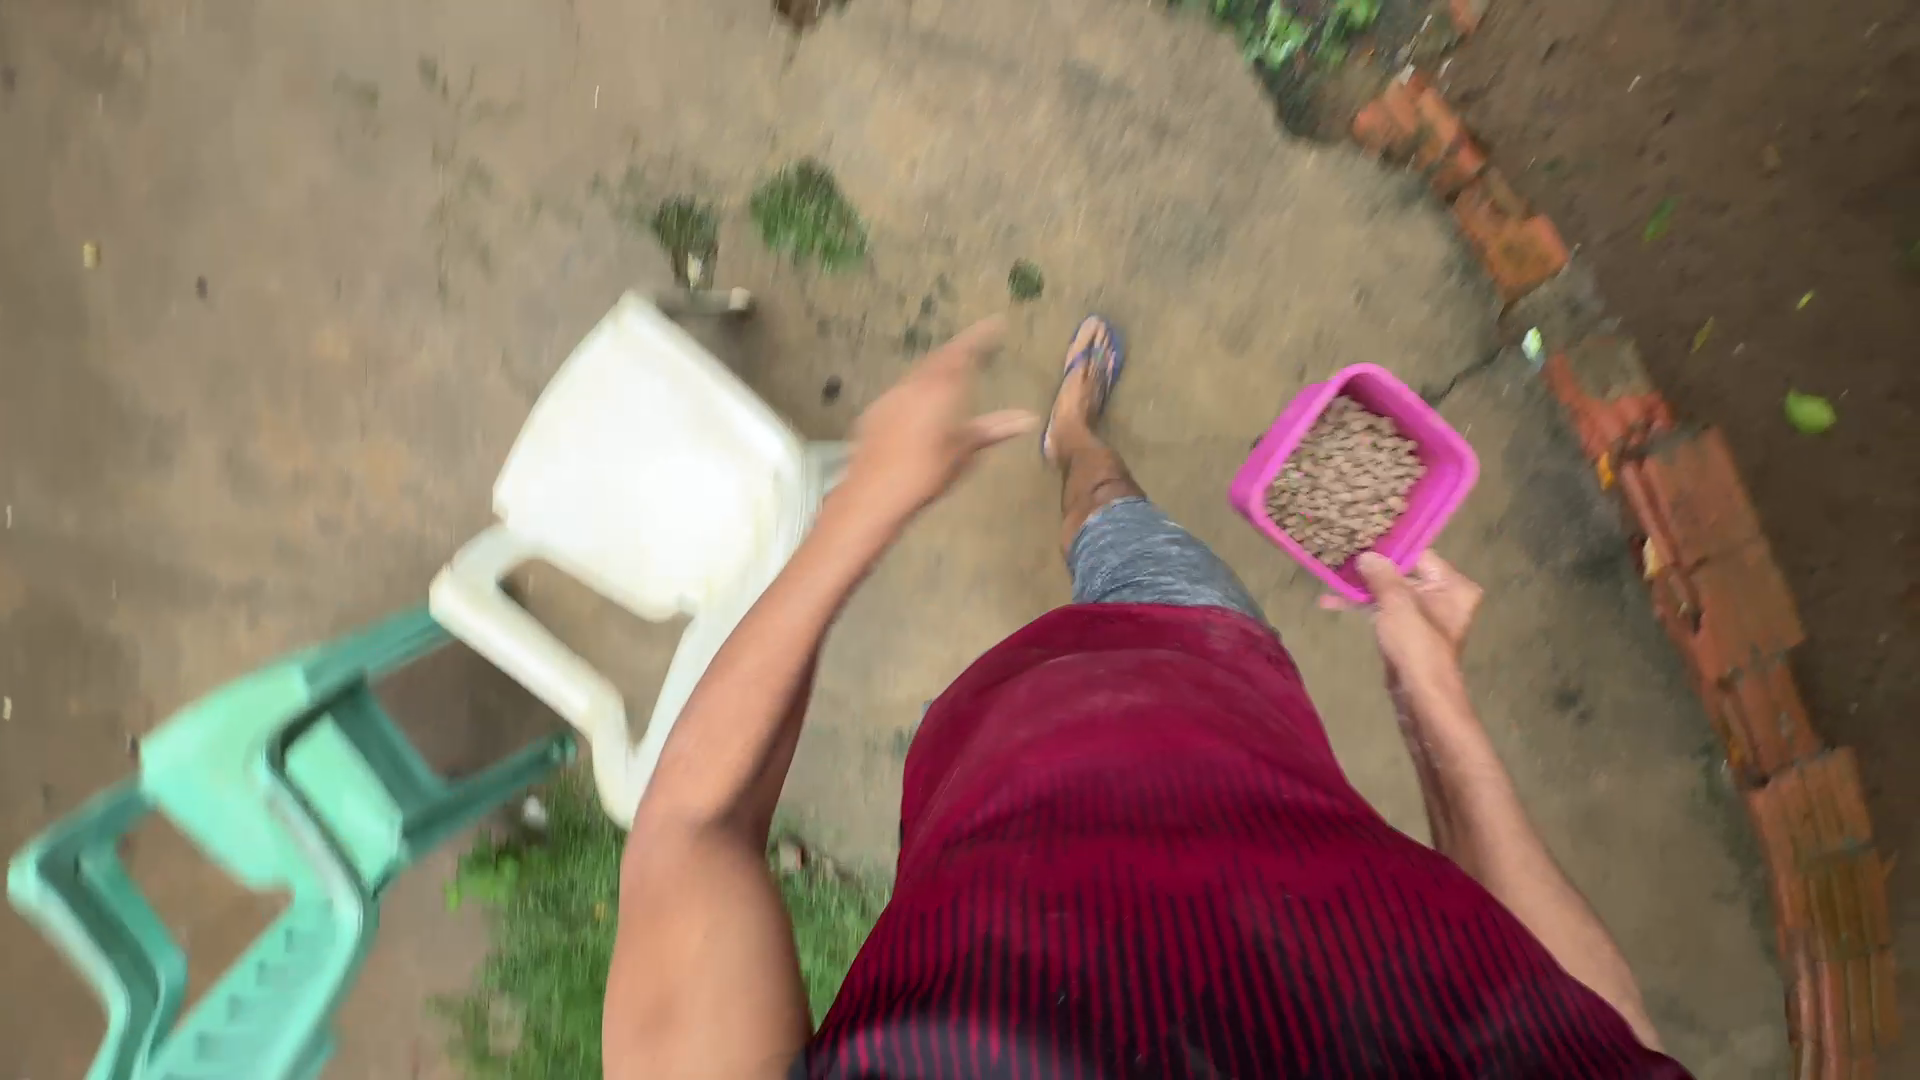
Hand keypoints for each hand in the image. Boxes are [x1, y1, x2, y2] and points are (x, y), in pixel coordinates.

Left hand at [840, 317, 1036, 524]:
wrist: (874, 493)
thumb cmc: (926, 473)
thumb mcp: (965, 452)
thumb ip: (994, 430)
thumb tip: (1028, 417)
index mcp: (940, 389)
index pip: (964, 352)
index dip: (981, 336)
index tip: (995, 323)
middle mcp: (914, 385)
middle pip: (939, 359)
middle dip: (958, 351)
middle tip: (974, 346)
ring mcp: (890, 397)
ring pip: (918, 375)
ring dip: (936, 370)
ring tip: (950, 372)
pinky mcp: (874, 413)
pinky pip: (901, 391)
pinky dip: (917, 389)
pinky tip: (920, 404)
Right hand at [1323, 550, 1482, 698]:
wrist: (1419, 691)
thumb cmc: (1416, 643)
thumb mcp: (1397, 602)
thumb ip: (1381, 575)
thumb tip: (1367, 555)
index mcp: (1453, 585)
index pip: (1419, 555)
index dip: (1390, 549)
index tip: (1361, 541)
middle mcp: (1444, 596)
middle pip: (1402, 573)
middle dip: (1369, 570)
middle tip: (1342, 558)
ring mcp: (1425, 613)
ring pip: (1389, 591)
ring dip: (1361, 588)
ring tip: (1331, 579)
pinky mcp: (1407, 629)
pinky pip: (1384, 608)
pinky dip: (1363, 605)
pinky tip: (1332, 602)